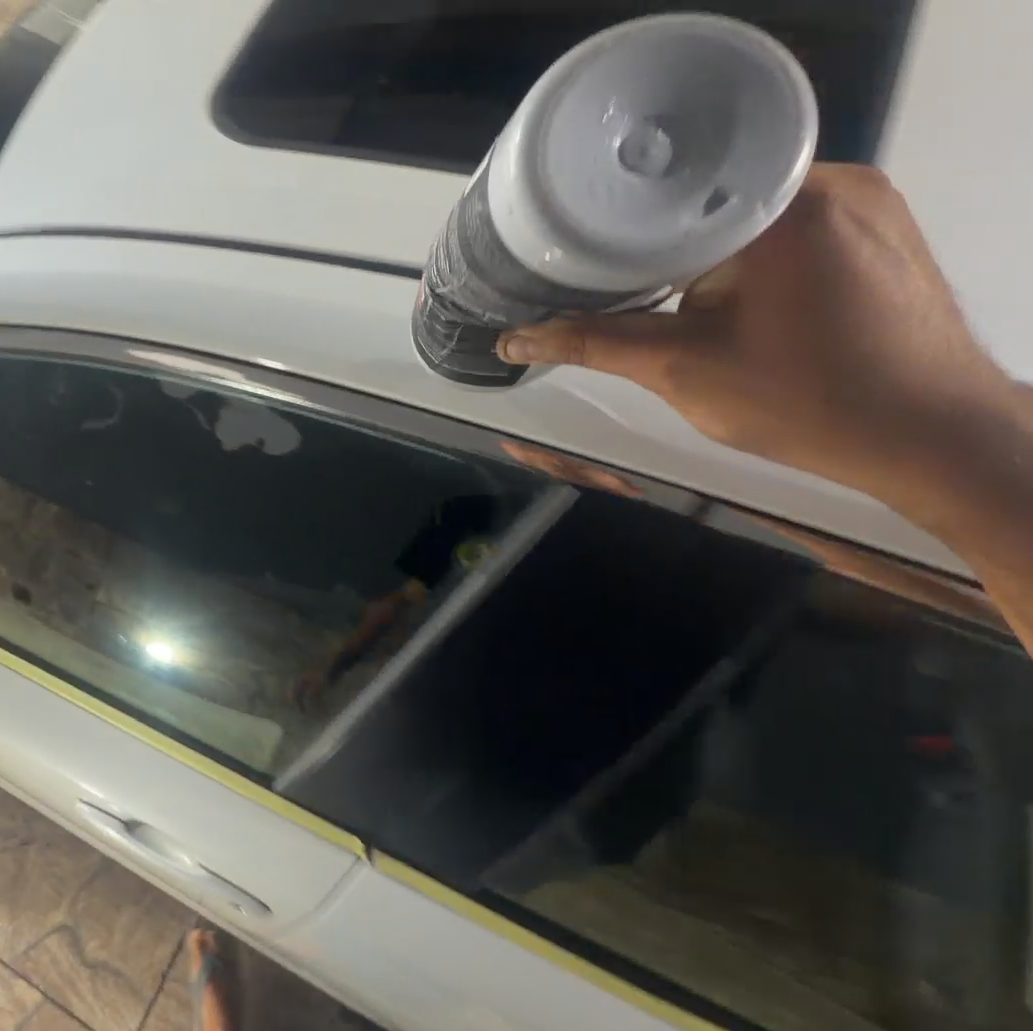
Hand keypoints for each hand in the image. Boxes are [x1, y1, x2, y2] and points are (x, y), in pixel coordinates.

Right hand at [497, 164, 1014, 522]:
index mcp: (786, 204)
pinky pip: (781, 227)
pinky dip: (739, 255)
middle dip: (653, 239)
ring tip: (656, 291)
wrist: (928, 435)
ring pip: (742, 214)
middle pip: (706, 198)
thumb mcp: (679, 369)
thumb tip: (513, 339)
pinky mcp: (876, 233)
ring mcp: (864, 205)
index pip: (670, 192)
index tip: (569, 245)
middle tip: (600, 277)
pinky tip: (716, 295)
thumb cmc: (805, 399)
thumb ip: (592, 343)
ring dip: (697, 250)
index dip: (612, 219)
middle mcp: (834, 184)